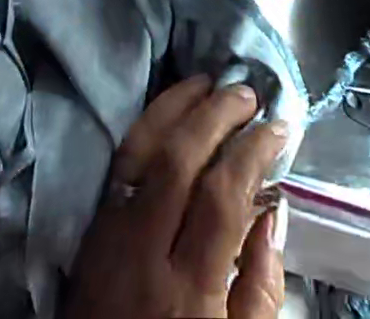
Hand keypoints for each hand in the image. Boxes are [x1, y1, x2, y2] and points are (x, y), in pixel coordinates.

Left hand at [63, 76, 289, 318]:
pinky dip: (146, 126)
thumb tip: (272, 209)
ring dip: (175, 107)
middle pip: (178, 160)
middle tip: (246, 92)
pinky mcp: (91, 222)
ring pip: (139, 148)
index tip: (277, 126)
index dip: (251, 153)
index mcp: (187, 288)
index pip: (220, 198)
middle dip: (215, 116)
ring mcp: (109, 229)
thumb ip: (259, 286)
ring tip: (208, 82)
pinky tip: (168, 110)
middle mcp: (142, 247)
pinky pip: (119, 161)